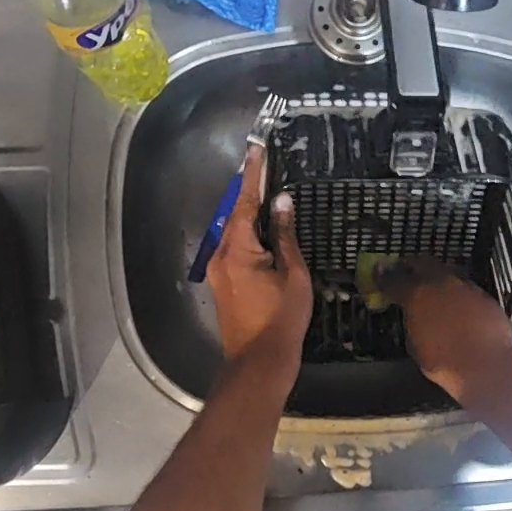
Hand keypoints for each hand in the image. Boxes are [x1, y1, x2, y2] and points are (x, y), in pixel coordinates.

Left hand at [207, 145, 311, 391]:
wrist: (259, 361)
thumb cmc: (282, 319)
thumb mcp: (293, 275)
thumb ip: (286, 236)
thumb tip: (282, 201)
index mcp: (238, 250)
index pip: (246, 203)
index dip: (254, 175)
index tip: (256, 149)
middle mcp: (220, 256)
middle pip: (235, 215)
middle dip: (249, 191)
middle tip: (263, 166)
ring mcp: (217, 271)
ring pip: (233, 232)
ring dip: (248, 213)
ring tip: (265, 192)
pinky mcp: (221, 284)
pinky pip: (233, 248)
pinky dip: (247, 233)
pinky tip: (261, 229)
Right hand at [374, 257, 511, 404]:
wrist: (486, 366)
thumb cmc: (444, 362)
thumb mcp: (415, 344)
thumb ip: (412, 321)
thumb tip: (413, 315)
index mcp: (416, 295)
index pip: (393, 279)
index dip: (383, 276)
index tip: (379, 274)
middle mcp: (441, 283)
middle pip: (422, 262)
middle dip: (411, 265)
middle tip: (405, 271)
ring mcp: (466, 287)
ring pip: (447, 271)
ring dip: (437, 276)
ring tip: (433, 287)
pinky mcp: (485, 296)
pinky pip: (466, 287)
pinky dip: (457, 292)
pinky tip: (458, 305)